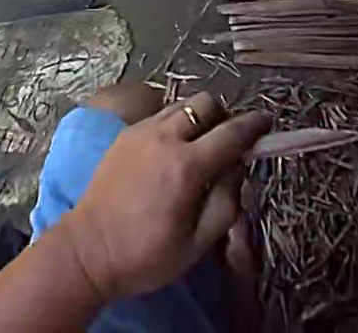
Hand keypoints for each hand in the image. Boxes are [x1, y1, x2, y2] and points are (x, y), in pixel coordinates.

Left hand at [52, 92, 271, 302]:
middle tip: (225, 142)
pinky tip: (170, 152)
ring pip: (182, 104)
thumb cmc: (145, 254)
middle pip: (207, 103)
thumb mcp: (197, 243)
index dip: (254, 125)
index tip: (268, 121)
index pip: (231, 133)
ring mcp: (143, 130)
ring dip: (198, 117)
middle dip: (223, 117)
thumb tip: (237, 167)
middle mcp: (166, 137)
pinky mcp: (126, 132)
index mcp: (187, 167)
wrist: (89, 249)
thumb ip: (226, 201)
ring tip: (197, 146)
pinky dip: (175, 123)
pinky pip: (160, 114)